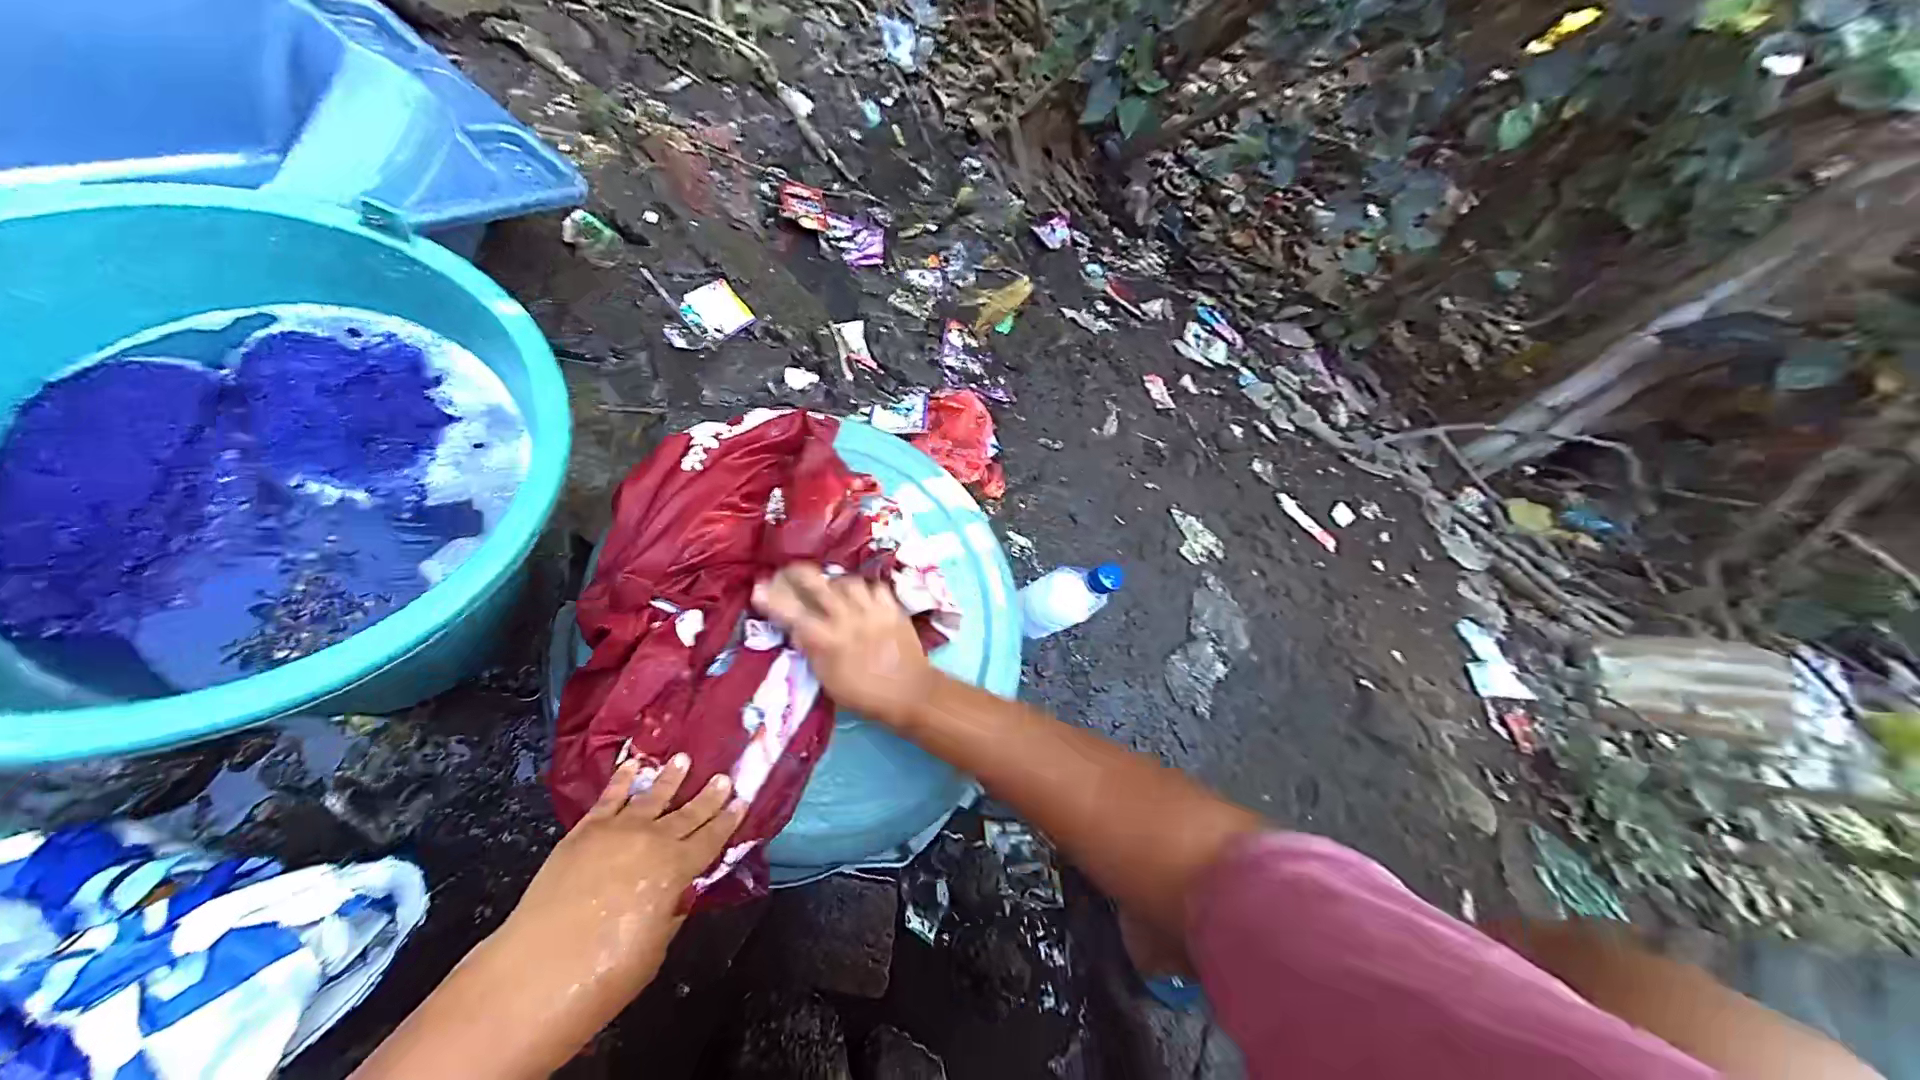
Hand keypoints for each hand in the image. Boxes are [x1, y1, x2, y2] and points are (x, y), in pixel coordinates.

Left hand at [494, 754, 744, 1000]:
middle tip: (724, 777)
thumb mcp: (656, 946)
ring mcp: (616, 833)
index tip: (742, 802)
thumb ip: (670, 911)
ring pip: (651, 797)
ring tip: (684, 760)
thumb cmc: (607, 973)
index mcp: (677, 869)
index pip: (711, 838)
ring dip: (670, 778)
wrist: (537, 973)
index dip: (728, 820)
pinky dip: (621, 781)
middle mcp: (652, 842)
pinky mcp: (583, 833)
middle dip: (709, 796)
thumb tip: (675, 893)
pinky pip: (608, 800)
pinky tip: (631, 766)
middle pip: (688, 813)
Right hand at [752, 563, 939, 727]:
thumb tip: (797, 631)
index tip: (759, 588)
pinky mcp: (892, 607)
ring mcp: (871, 610)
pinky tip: (861, 595)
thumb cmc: (864, 694)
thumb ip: (812, 652)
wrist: (909, 692)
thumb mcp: (828, 680)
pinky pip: (874, 586)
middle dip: (798, 573)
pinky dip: (865, 588)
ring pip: (846, 581)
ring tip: (832, 588)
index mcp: (826, 640)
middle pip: (817, 584)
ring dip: (835, 582)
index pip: (791, 613)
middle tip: (790, 570)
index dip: (771, 599)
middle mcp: (846, 618)